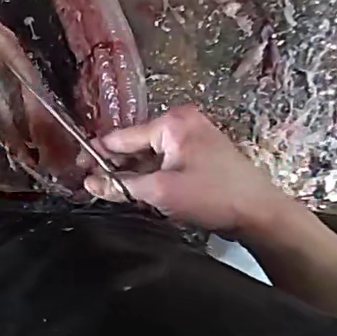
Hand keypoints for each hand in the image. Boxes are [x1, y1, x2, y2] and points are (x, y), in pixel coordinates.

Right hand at [86, 106, 293, 234]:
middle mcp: (182, 122)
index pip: (122, 136)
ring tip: (114, 192)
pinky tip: (140, 192)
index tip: (77, 170)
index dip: (97, 154)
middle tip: (94, 186)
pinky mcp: (200, 154)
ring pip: (149, 155)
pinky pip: (165, 161)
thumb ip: (122, 186)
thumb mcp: (160, 192)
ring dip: (134, 173)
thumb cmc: (212, 196)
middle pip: (135, 144)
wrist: (260, 213)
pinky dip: (152, 175)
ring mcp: (193, 137)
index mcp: (172, 122)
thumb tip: (90, 184)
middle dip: (115, 165)